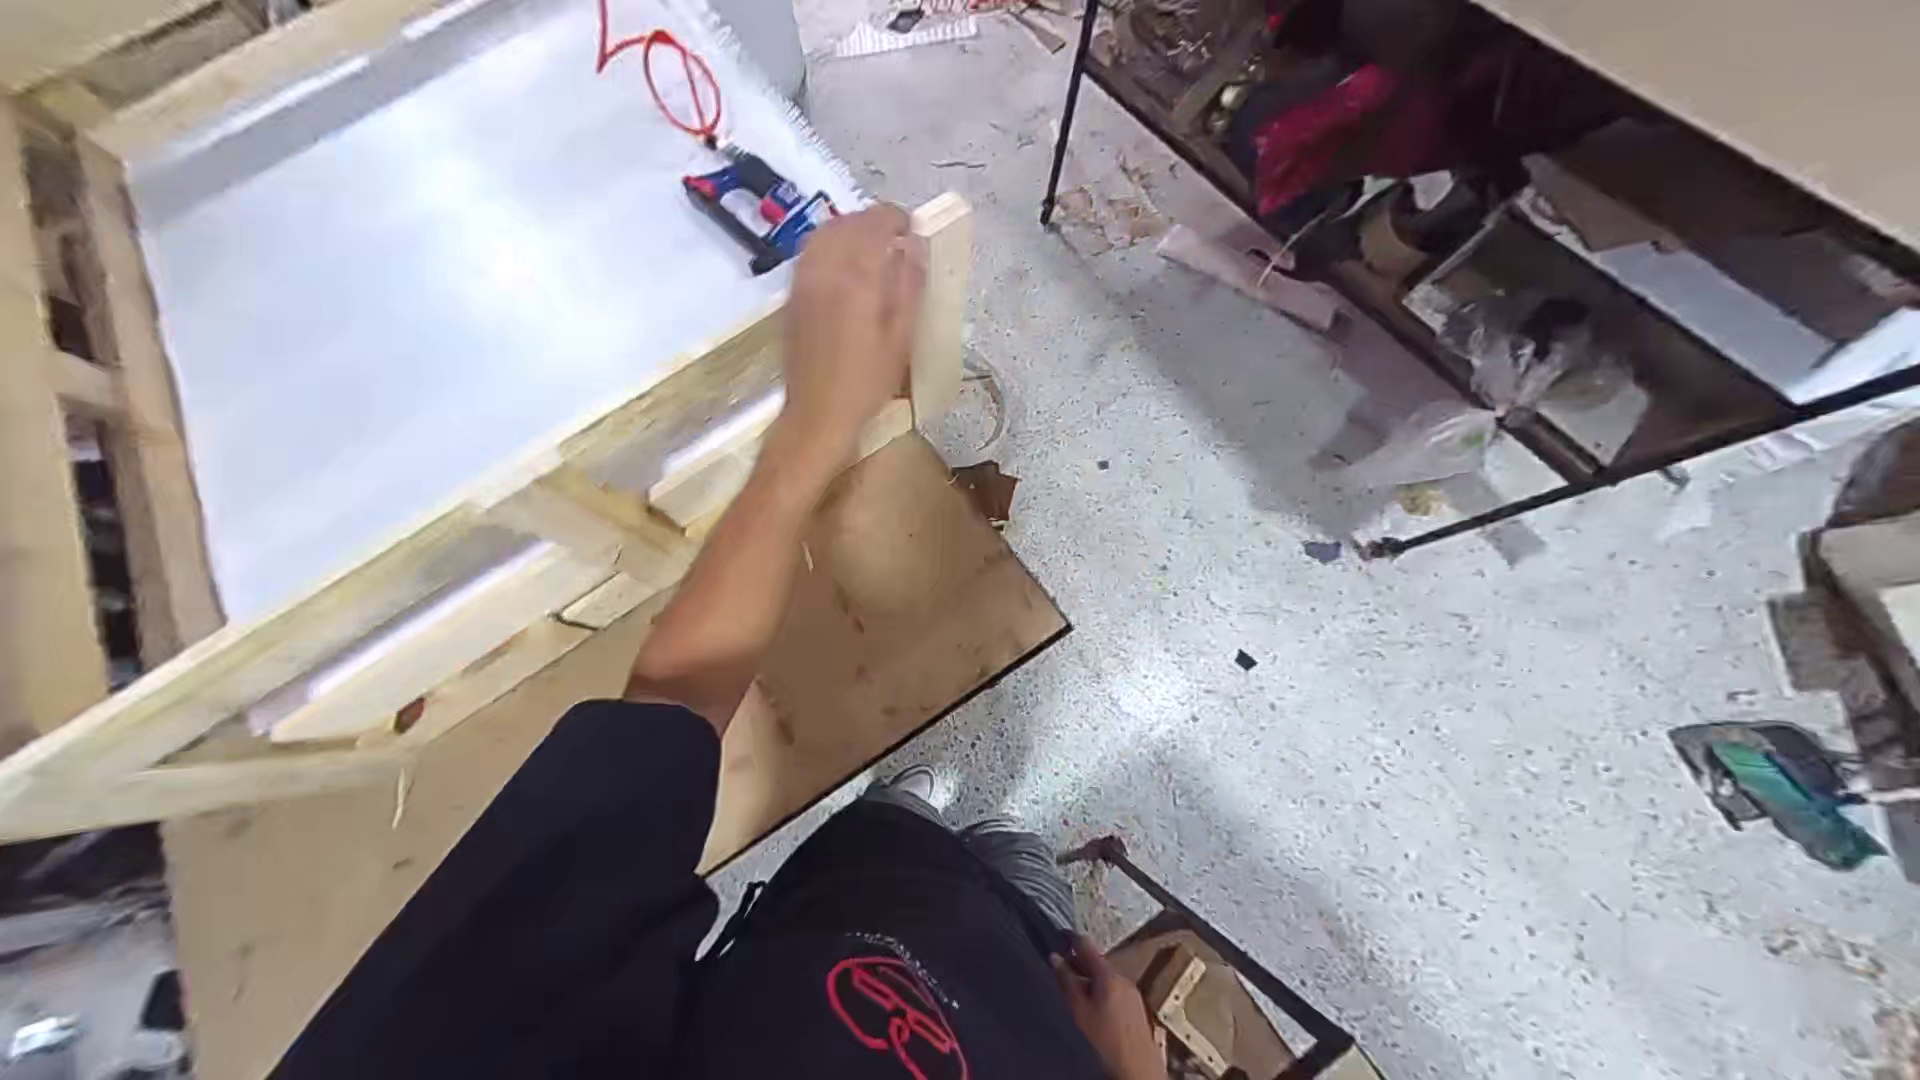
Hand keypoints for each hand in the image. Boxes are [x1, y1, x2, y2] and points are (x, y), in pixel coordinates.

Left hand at [774, 203, 925, 479]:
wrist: (818, 414)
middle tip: (897, 238)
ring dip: (850, 229)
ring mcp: (803, 281)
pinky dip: (830, 246)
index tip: (913, 229)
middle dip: (874, 221)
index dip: (897, 219)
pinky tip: (845, 266)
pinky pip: (810, 253)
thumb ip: (909, 286)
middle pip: (848, 222)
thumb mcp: (901, 338)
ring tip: (873, 248)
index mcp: (856, 277)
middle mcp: (824, 269)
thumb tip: (915, 245)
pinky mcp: (792, 297)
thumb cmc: (867, 383)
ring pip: (824, 233)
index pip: (875, 223)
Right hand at [1051, 934, 1169, 1079]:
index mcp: (1108, 975)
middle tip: (1063, 972)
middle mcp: (1123, 978)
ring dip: (1091, 980)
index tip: (1058, 938)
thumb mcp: (1079, 1011)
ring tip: (1077, 994)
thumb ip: (1066, 981)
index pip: (1086, 944)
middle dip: (1079, 964)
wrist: (1137, 1071)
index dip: (1070, 939)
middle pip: (1097, 961)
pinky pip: (1116, 990)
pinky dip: (1103, 992)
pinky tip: (1096, 1009)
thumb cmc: (1105, 1042)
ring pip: (1106, 977)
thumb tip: (1055, 957)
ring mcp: (1132, 993)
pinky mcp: (1137, 1007)